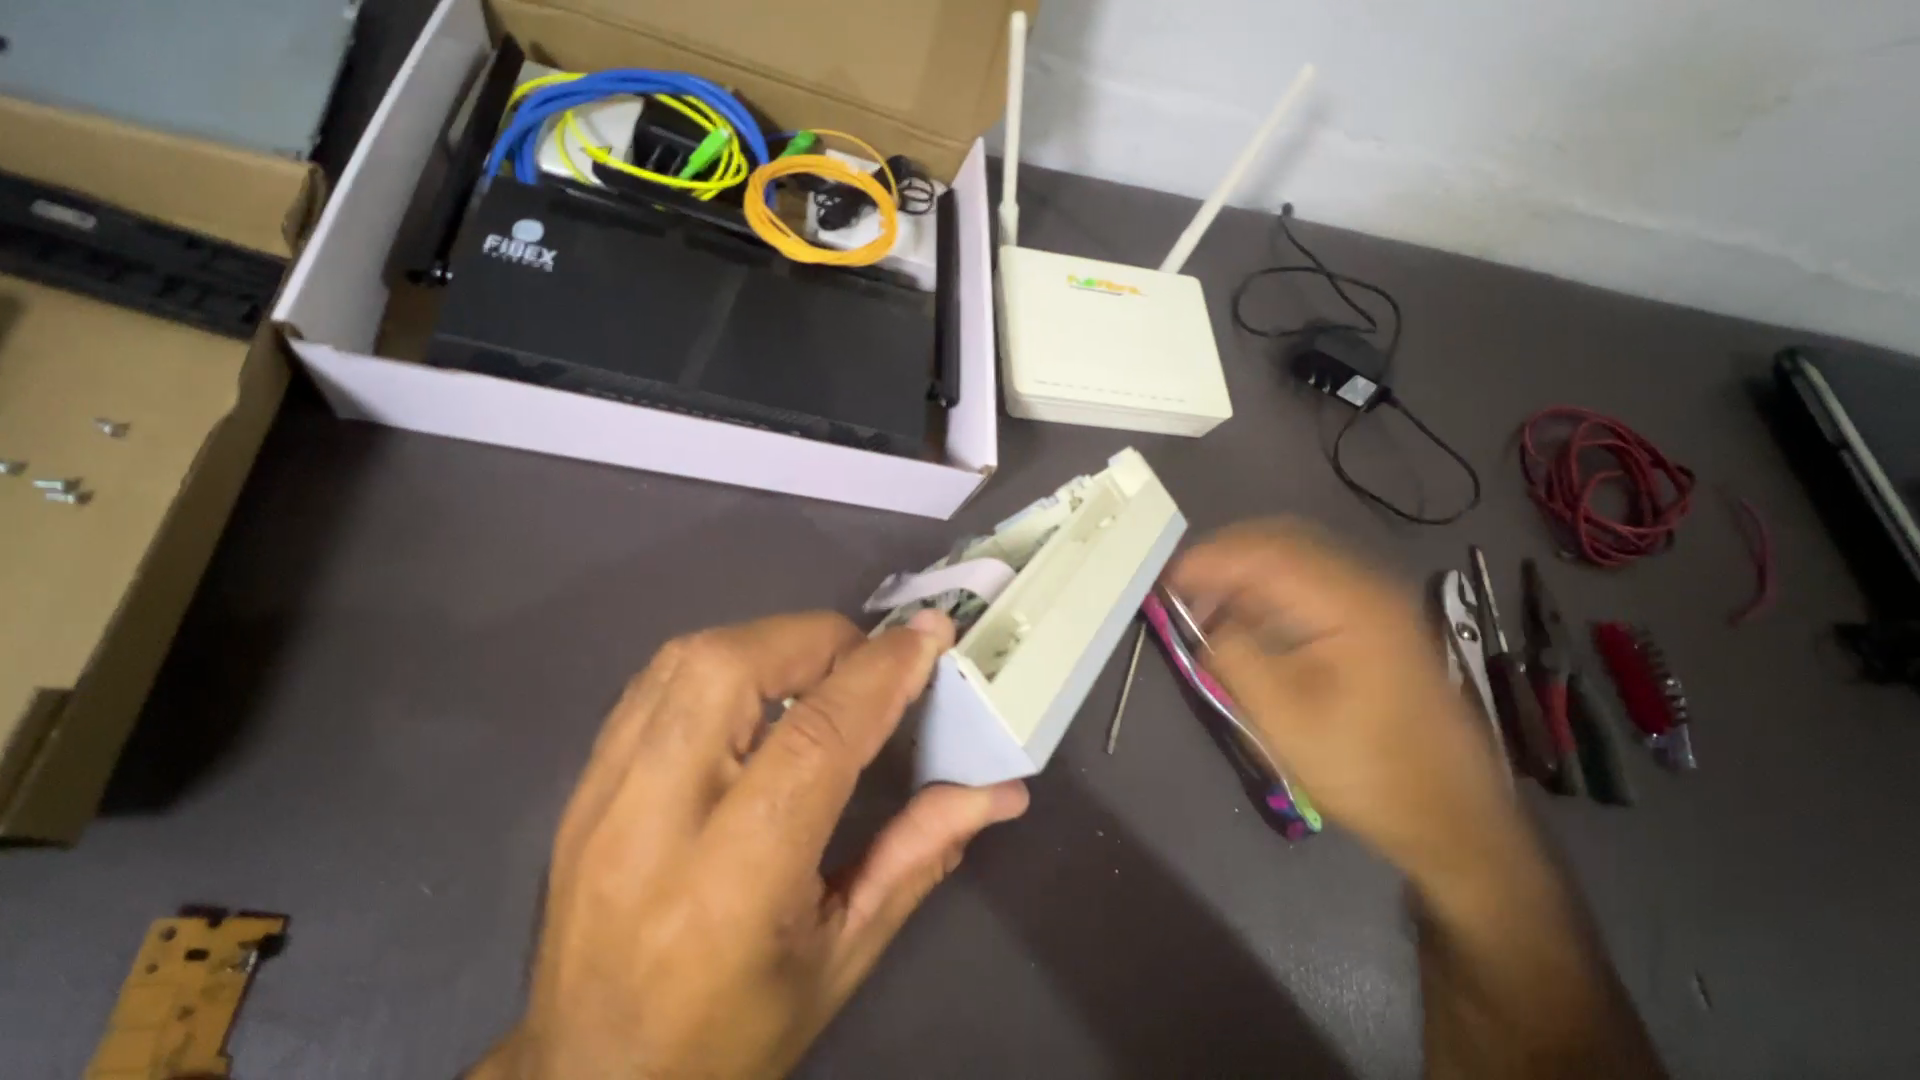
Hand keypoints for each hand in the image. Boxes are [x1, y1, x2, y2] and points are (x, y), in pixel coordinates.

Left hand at [472, 611, 1029, 1079]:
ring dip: (765, 642)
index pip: (814, 739)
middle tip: (868, 659)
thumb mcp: (843, 956)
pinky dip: (717, 665)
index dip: (879, 674)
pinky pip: (651, 686)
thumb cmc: (733, 1030)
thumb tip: (996, 790)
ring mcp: (601, 797)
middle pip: (729, 671)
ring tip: (818, 669)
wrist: (593, 1076)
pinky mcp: (579, 787)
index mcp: (733, 882)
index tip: (929, 635)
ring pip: (682, 663)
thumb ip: (917, 855)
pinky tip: (754, 691)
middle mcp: (653, 822)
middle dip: (815, 640)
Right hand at [1167, 520, 1522, 887]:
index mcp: (1350, 603)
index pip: (1266, 552)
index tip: (1166, 582)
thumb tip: (1205, 622)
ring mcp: (1379, 604)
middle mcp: (1368, 587)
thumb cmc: (1366, 770)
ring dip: (1247, 574)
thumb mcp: (1285, 720)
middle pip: (1284, 542)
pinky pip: (1314, 586)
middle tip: (1182, 590)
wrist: (1452, 817)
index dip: (1210, 559)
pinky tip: (1249, 622)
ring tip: (1206, 607)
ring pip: (1299, 561)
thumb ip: (1236, 658)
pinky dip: (1272, 592)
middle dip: (1226, 558)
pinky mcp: (1378, 625)